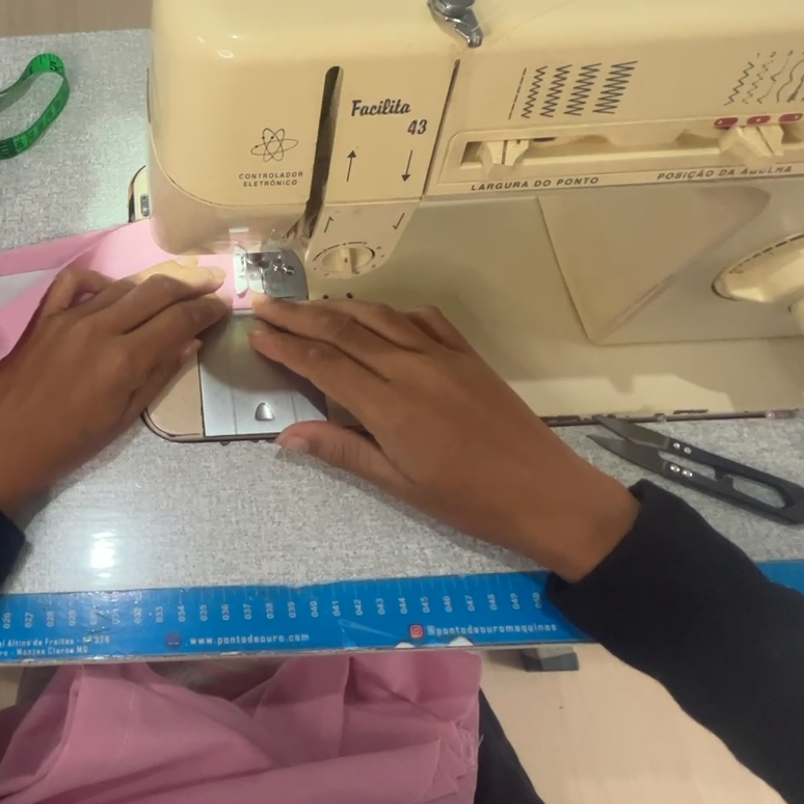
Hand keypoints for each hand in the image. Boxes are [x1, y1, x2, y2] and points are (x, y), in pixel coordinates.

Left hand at [0, 262, 229, 515]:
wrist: (2, 446)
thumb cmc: (69, 444)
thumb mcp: (123, 419)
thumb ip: (158, 376)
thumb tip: (189, 343)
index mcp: (125, 359)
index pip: (178, 320)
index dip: (206, 310)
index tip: (223, 305)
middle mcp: (101, 328)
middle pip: (156, 292)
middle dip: (189, 285)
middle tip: (209, 285)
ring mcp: (69, 317)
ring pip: (122, 285)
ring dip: (152, 285)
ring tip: (171, 288)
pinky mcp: (44, 316)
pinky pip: (73, 282)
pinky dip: (98, 279)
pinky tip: (110, 289)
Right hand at [249, 296, 637, 580]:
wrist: (548, 492)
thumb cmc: (468, 499)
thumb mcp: (399, 485)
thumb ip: (342, 451)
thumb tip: (285, 436)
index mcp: (389, 404)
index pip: (323, 363)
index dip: (285, 345)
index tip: (256, 332)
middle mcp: (410, 367)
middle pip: (342, 329)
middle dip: (298, 315)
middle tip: (264, 304)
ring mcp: (441, 354)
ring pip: (377, 315)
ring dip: (336, 306)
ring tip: (305, 304)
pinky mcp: (466, 353)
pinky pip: (421, 318)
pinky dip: (390, 311)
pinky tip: (375, 315)